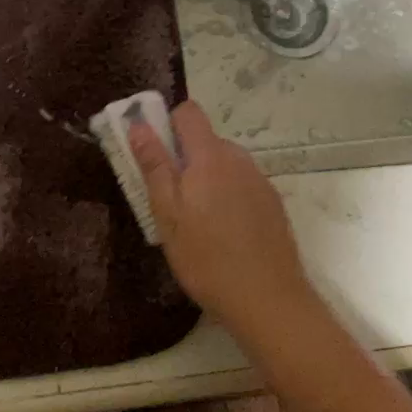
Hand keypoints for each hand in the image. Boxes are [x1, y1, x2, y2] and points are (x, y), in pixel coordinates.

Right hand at [130, 101, 314, 330]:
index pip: (189, 112)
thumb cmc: (207, 259)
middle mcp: (238, 158)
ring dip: (208, 179)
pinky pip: (242, 184)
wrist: (269, 300)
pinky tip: (225, 234)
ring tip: (198, 223)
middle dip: (185, 159)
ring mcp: (259, 180)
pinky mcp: (273, 202)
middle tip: (171, 201)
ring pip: (224, 164)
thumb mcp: (168, 216)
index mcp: (210, 156)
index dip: (168, 124)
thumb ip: (154, 166)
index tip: (156, 154)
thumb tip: (138, 125)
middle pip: (206, 140)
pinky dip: (229, 197)